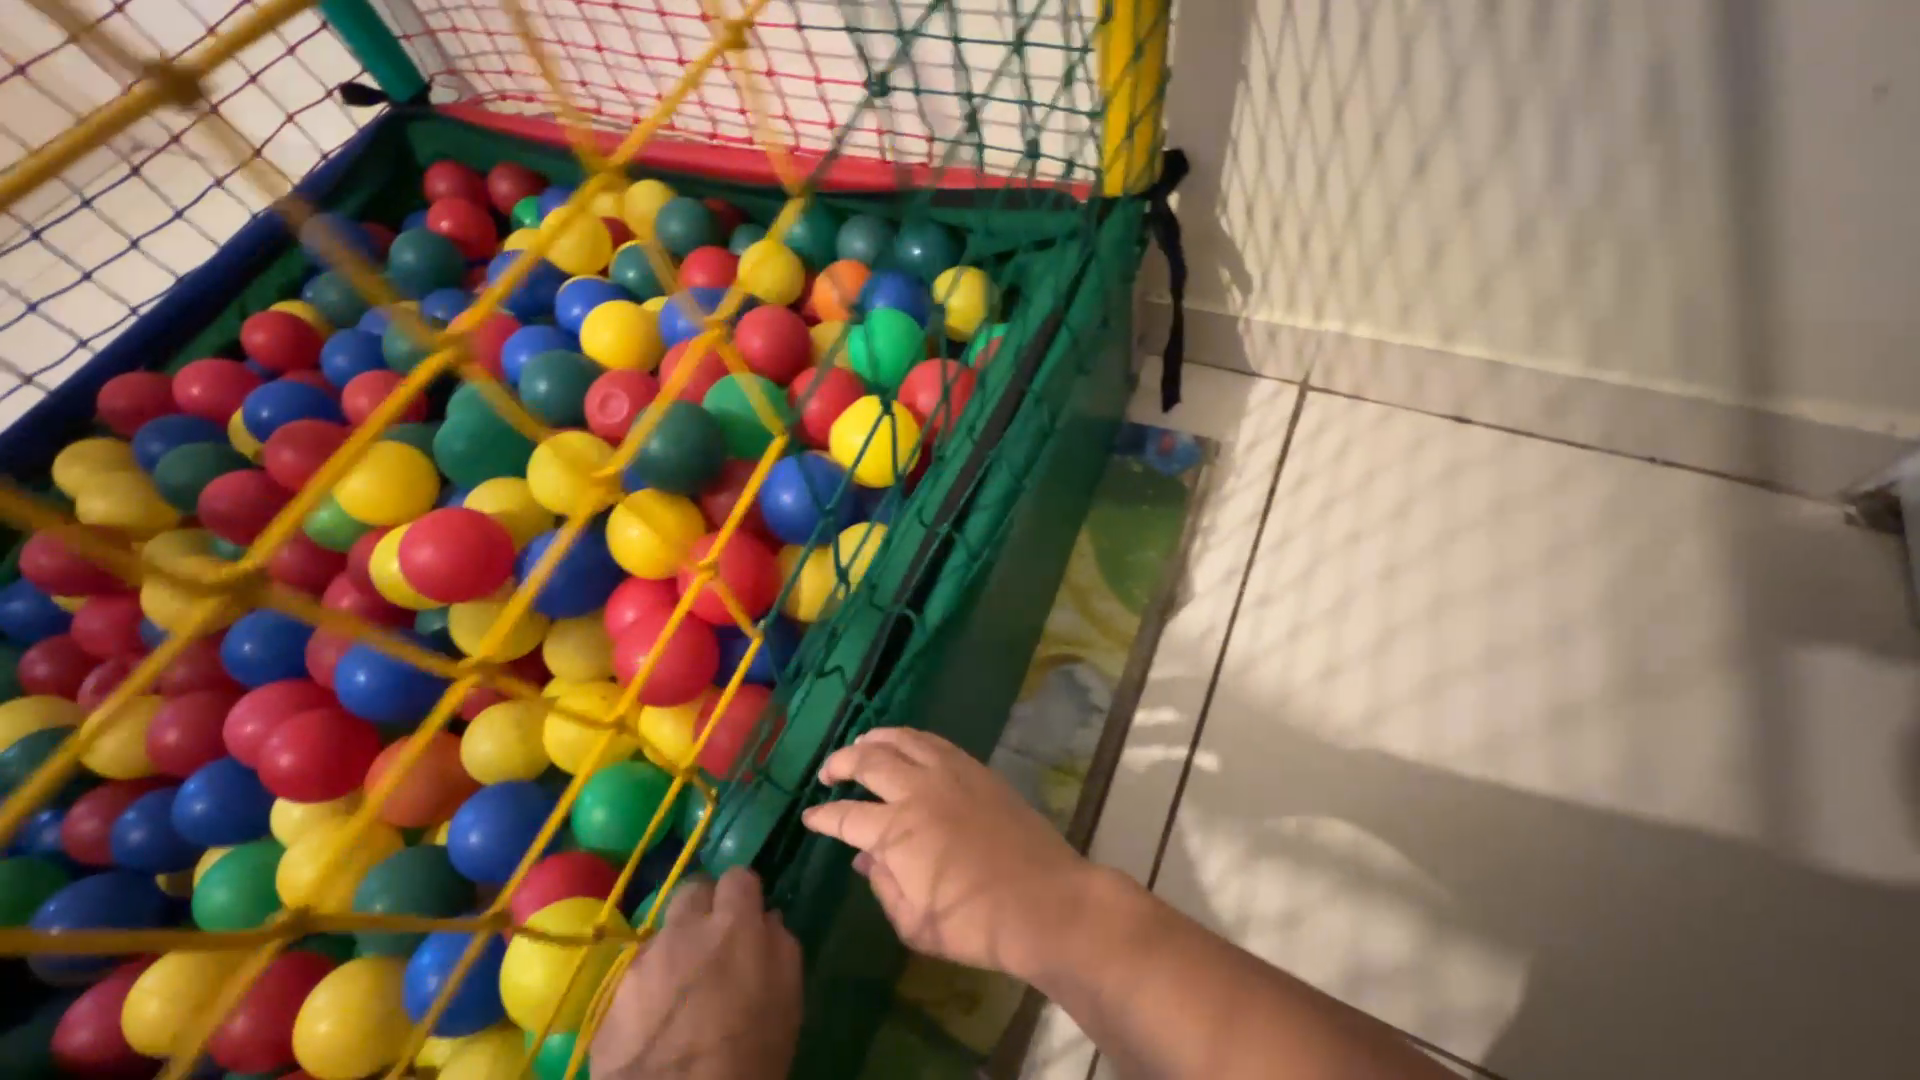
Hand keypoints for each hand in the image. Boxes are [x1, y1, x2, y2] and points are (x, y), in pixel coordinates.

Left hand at [589, 868, 801, 1079]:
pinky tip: (655, 1022)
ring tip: (682, 990)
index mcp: (733, 926)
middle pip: (693, 891)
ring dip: (675, 949)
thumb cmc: (749, 1056)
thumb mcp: (787, 1000)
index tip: (748, 917)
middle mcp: (684, 930)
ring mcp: (642, 961)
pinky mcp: (611, 996)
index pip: (738, 876)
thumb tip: (767, 920)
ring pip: (661, 935)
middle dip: (705, 907)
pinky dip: (647, 989)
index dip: (743, 895)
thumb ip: (780, 947)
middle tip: (714, 942)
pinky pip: (635, 977)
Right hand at [801, 727, 1096, 979]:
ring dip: (875, 739)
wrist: (1045, 901)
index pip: (846, 816)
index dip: (822, 816)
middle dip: (840, 763)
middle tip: (827, 773)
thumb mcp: (915, 923)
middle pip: (868, 762)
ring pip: (903, 740)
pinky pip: (936, 742)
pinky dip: (912, 739)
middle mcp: (918, 791)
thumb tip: (865, 859)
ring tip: (860, 745)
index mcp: (896, 831)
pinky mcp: (978, 770)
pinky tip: (906, 746)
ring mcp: (951, 774)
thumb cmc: (977, 924)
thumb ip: (883, 885)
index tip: (809, 817)